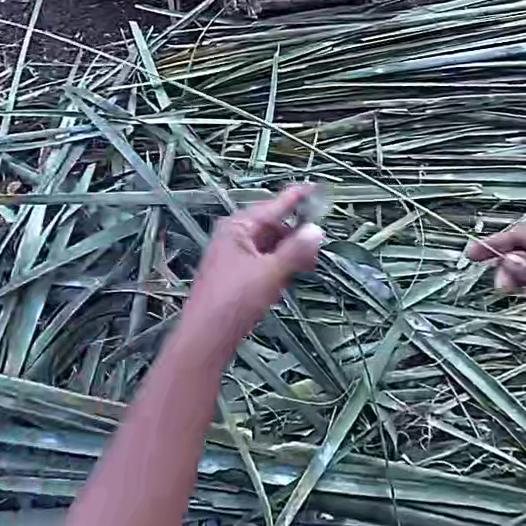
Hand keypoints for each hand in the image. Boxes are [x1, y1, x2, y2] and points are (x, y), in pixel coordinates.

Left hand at [175, 185, 325, 362]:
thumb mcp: (271, 272)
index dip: (296, 198)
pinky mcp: (236, 276)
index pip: (273, 206)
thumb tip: (317, 230)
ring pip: (270, 246)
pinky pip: (264, 262)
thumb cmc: (235, 299)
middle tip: (318, 246)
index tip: (316, 188)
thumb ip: (296, 250)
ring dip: (289, 253)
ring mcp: (234, 256)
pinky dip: (279, 267)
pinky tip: (287, 281)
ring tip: (307, 265)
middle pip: (273, 226)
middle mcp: (233, 236)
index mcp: (237, 227)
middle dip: (295, 235)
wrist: (206, 338)